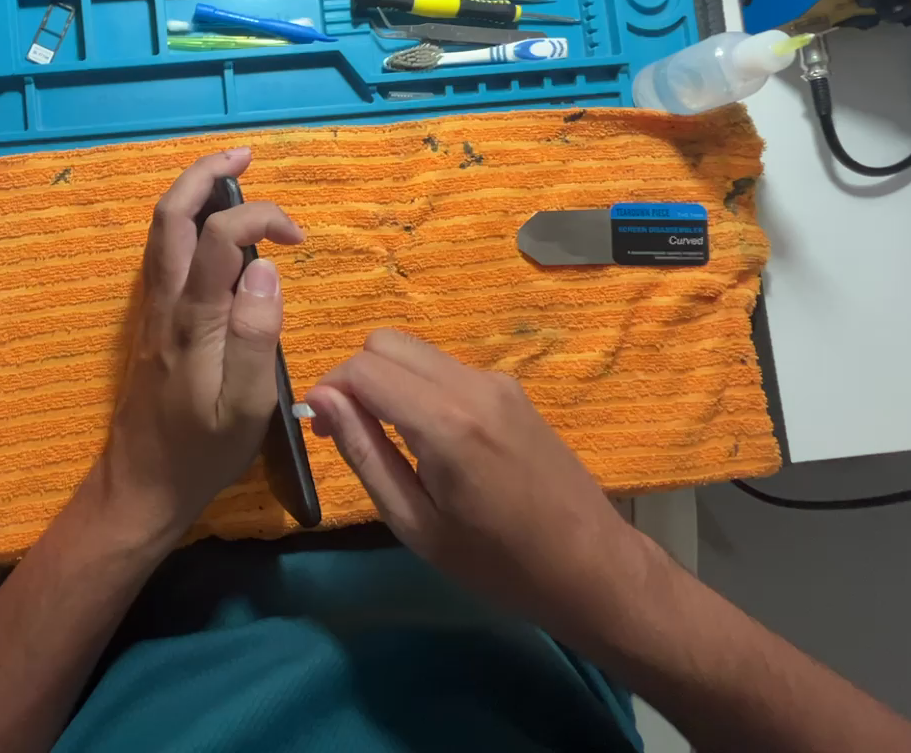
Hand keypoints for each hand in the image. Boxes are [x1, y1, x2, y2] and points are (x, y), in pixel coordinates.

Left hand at [95, 148, 305, 545]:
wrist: (142, 484)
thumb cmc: (201, 452)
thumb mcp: (243, 408)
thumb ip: (256, 336)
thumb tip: (265, 268)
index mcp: (191, 318)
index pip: (218, 236)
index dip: (259, 217)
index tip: (297, 239)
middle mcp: (164, 301)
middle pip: (170, 215)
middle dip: (206, 174)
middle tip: (245, 155)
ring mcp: (153, 309)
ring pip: (160, 231)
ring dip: (192, 192)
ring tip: (231, 175)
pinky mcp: (152, 321)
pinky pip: (163, 253)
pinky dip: (186, 221)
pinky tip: (211, 230)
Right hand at [305, 329, 649, 633]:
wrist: (592, 568)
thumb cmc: (496, 562)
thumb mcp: (415, 523)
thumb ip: (362, 452)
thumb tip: (321, 400)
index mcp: (444, 423)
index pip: (362, 368)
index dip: (328, 389)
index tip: (318, 426)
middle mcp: (470, 385)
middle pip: (385, 342)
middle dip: (355, 376)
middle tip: (349, 427)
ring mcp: (495, 381)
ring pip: (414, 349)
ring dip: (386, 379)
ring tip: (387, 434)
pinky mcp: (510, 387)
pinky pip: (443, 367)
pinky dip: (418, 385)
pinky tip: (430, 435)